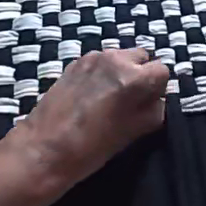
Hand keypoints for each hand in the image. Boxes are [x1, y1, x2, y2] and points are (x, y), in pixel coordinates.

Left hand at [3, 48, 169, 192]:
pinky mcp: (75, 62)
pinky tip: (92, 95)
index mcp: (132, 78)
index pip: (161, 70)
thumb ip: (153, 110)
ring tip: (109, 98)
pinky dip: (103, 72)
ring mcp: (92, 57)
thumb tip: (156, 99)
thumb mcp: (133, 132)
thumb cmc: (91, 147)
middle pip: (141, 57)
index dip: (158, 88)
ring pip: (120, 57)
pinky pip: (101, 61)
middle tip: (131, 101)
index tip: (147, 104)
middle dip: (141, 75)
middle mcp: (114, 59)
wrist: (44, 148)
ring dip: (122, 72)